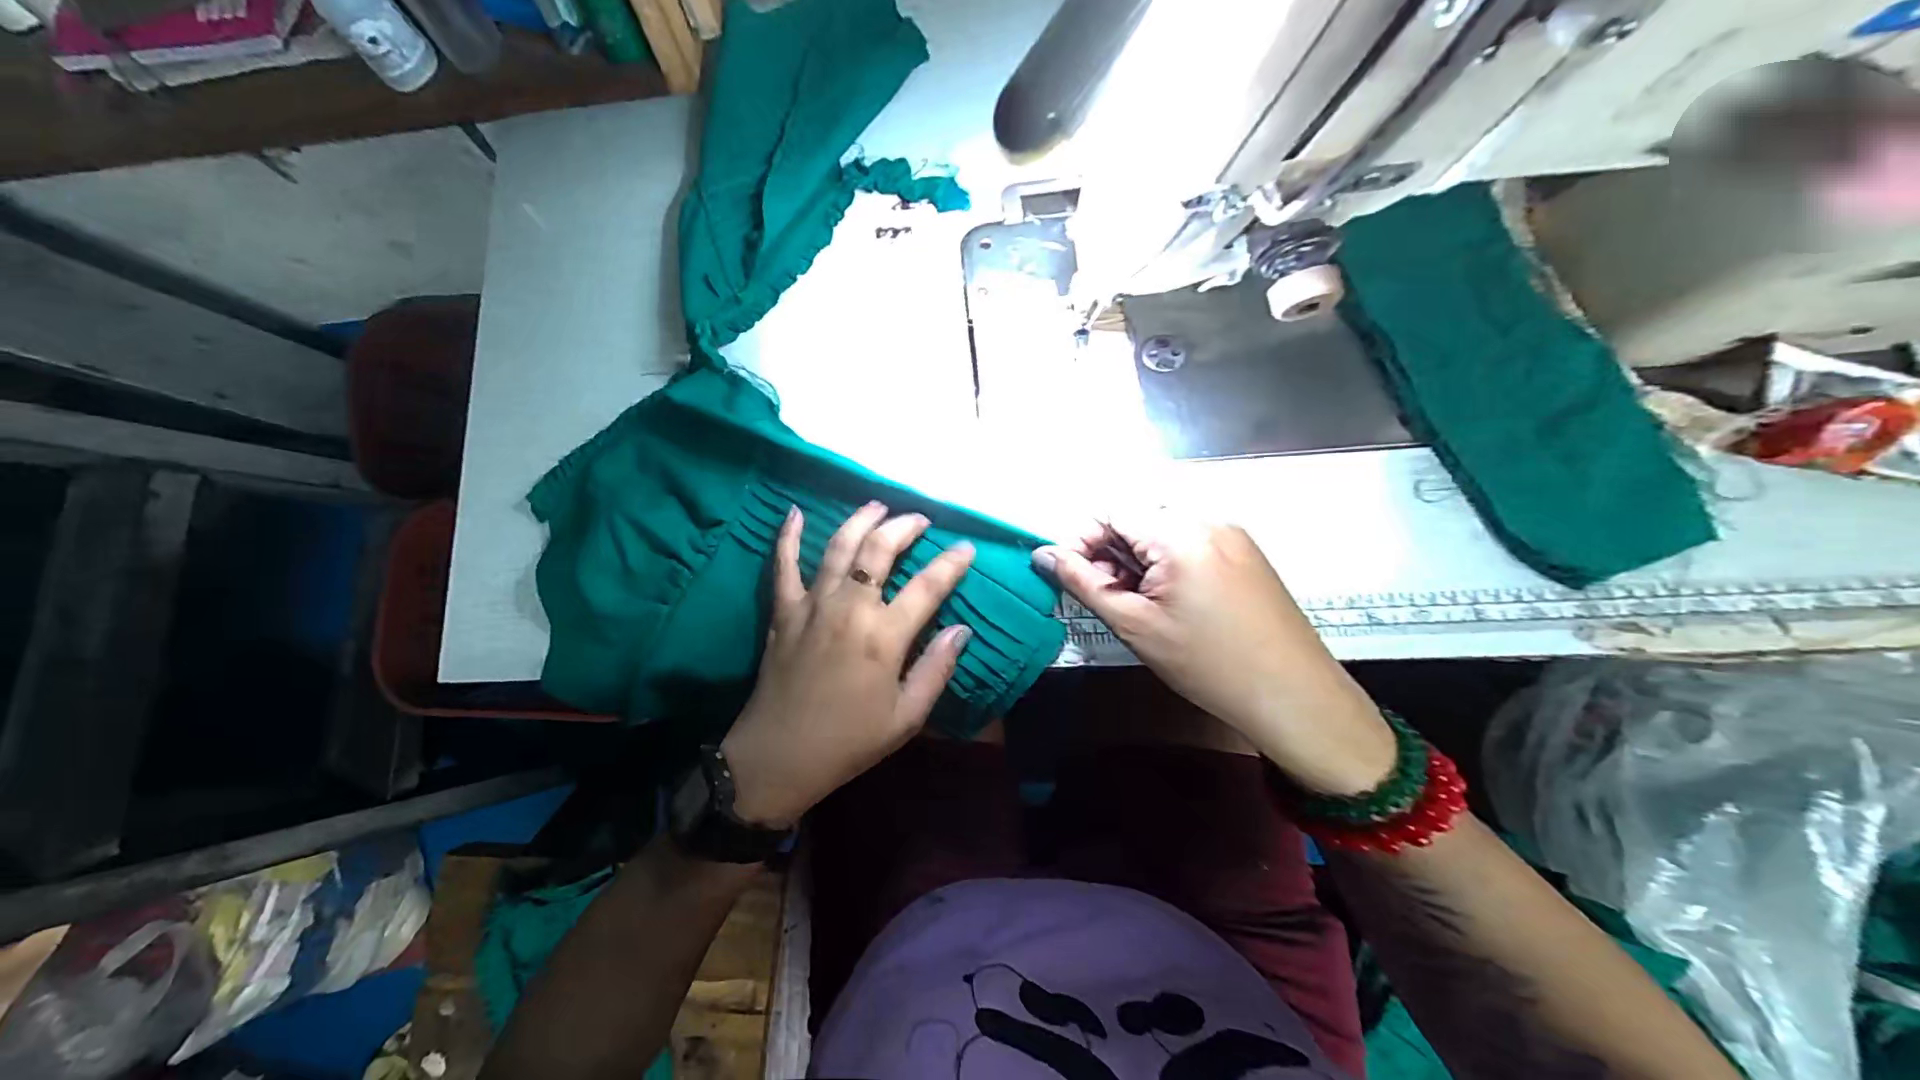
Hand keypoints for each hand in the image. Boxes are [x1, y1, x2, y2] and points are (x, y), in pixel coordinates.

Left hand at [720, 502, 976, 826]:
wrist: (777, 757)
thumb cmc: (849, 742)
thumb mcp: (906, 717)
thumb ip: (936, 669)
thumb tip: (963, 630)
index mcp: (884, 636)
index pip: (928, 586)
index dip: (952, 563)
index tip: (967, 547)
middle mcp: (849, 608)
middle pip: (879, 550)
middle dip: (904, 526)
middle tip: (920, 519)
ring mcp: (811, 605)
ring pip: (837, 546)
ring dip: (860, 520)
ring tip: (878, 505)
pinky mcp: (783, 611)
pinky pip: (783, 564)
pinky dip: (788, 536)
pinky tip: (793, 512)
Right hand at [1033, 515, 1395, 795]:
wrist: (1293, 693)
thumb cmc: (1207, 663)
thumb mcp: (1135, 625)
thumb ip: (1084, 583)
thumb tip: (1045, 555)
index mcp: (1179, 533)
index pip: (1111, 510)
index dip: (1082, 540)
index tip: (1072, 577)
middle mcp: (1207, 520)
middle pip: (1138, 516)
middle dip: (1110, 550)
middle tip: (1105, 596)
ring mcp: (1232, 534)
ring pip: (1163, 530)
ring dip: (1137, 558)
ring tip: (1137, 604)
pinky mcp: (1245, 552)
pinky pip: (1191, 542)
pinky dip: (1168, 562)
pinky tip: (1170, 601)